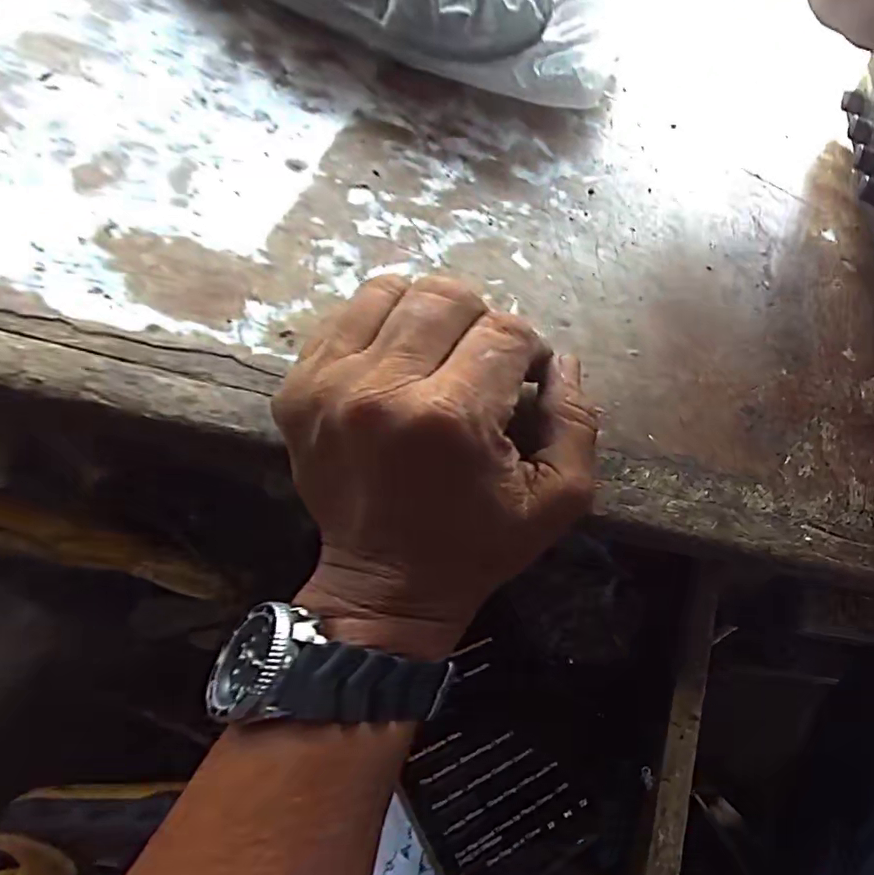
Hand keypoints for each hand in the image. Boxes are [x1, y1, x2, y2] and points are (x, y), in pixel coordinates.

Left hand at [273, 275, 598, 658]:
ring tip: (452, 358)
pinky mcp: (297, 387)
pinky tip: (412, 363)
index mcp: (450, 417)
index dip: (535, 352)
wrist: (389, 582)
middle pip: (446, 298)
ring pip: (391, 292)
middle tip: (495, 367)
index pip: (506, 333)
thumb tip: (564, 362)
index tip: (535, 383)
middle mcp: (381, 387)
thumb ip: (576, 423)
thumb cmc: (486, 543)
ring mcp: (327, 383)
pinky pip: (347, 317)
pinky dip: (390, 326)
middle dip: (488, 324)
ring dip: (437, 316)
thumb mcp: (563, 497)